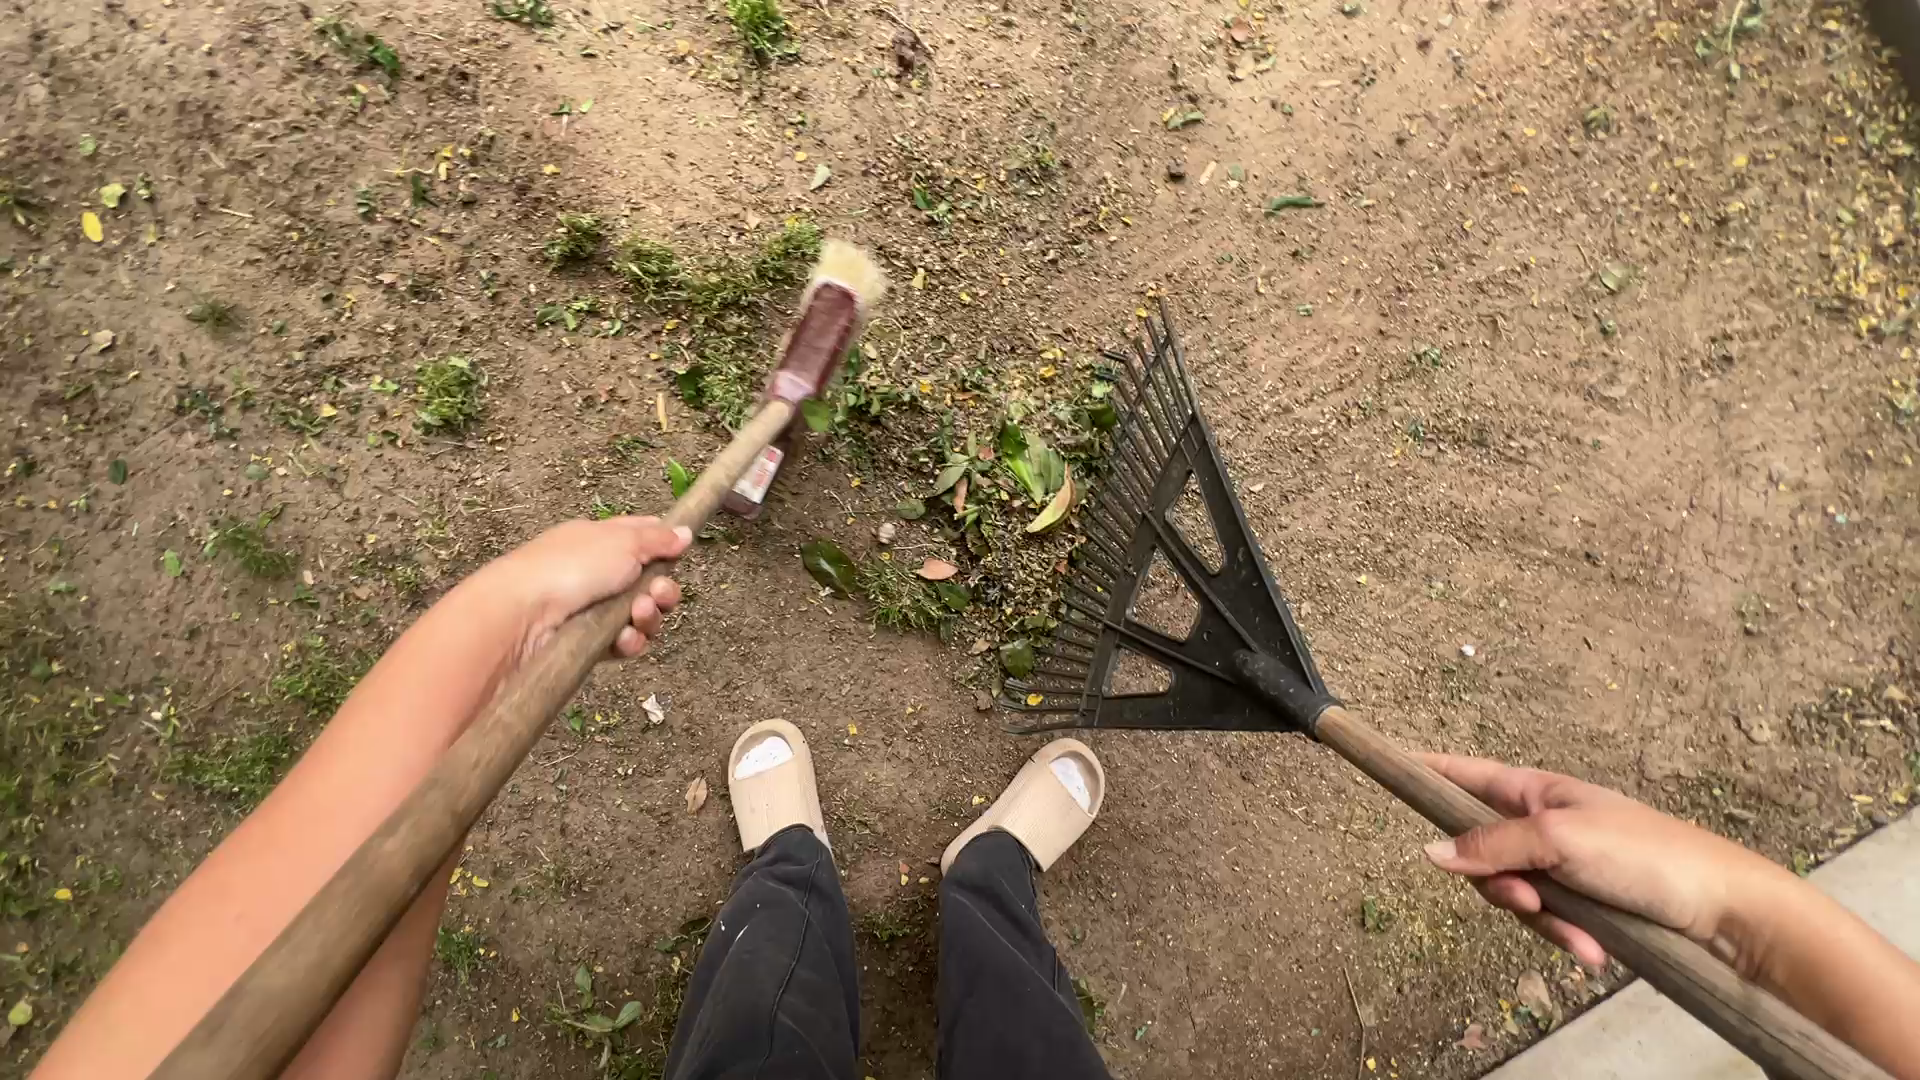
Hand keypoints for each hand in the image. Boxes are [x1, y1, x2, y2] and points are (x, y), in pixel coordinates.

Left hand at [460, 516, 690, 661]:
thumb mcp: (622, 541)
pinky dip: (631, 640)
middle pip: (649, 581)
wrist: (523, 616)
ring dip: (650, 615)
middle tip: (656, 591)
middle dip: (662, 589)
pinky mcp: (591, 642)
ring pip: (642, 614)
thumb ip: (658, 539)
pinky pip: (626, 642)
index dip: (663, 543)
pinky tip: (623, 638)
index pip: (639, 537)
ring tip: (638, 614)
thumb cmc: (571, 566)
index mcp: (599, 541)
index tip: (679, 549)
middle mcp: (597, 574)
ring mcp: (593, 609)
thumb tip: (684, 534)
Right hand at [1417, 753, 1783, 969]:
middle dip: (1493, 879)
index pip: (1457, 771)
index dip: (1421, 767)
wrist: (1735, 913)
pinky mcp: (1579, 899)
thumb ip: (1491, 843)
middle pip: (1475, 845)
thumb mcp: (1559, 839)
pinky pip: (1544, 915)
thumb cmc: (1645, 854)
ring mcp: (1557, 861)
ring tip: (1578, 935)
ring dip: (1535, 915)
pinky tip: (1591, 948)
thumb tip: (1428, 852)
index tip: (1384, 764)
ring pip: (1507, 886)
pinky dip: (1562, 933)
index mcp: (1529, 790)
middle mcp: (1536, 822)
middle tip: (1522, 897)